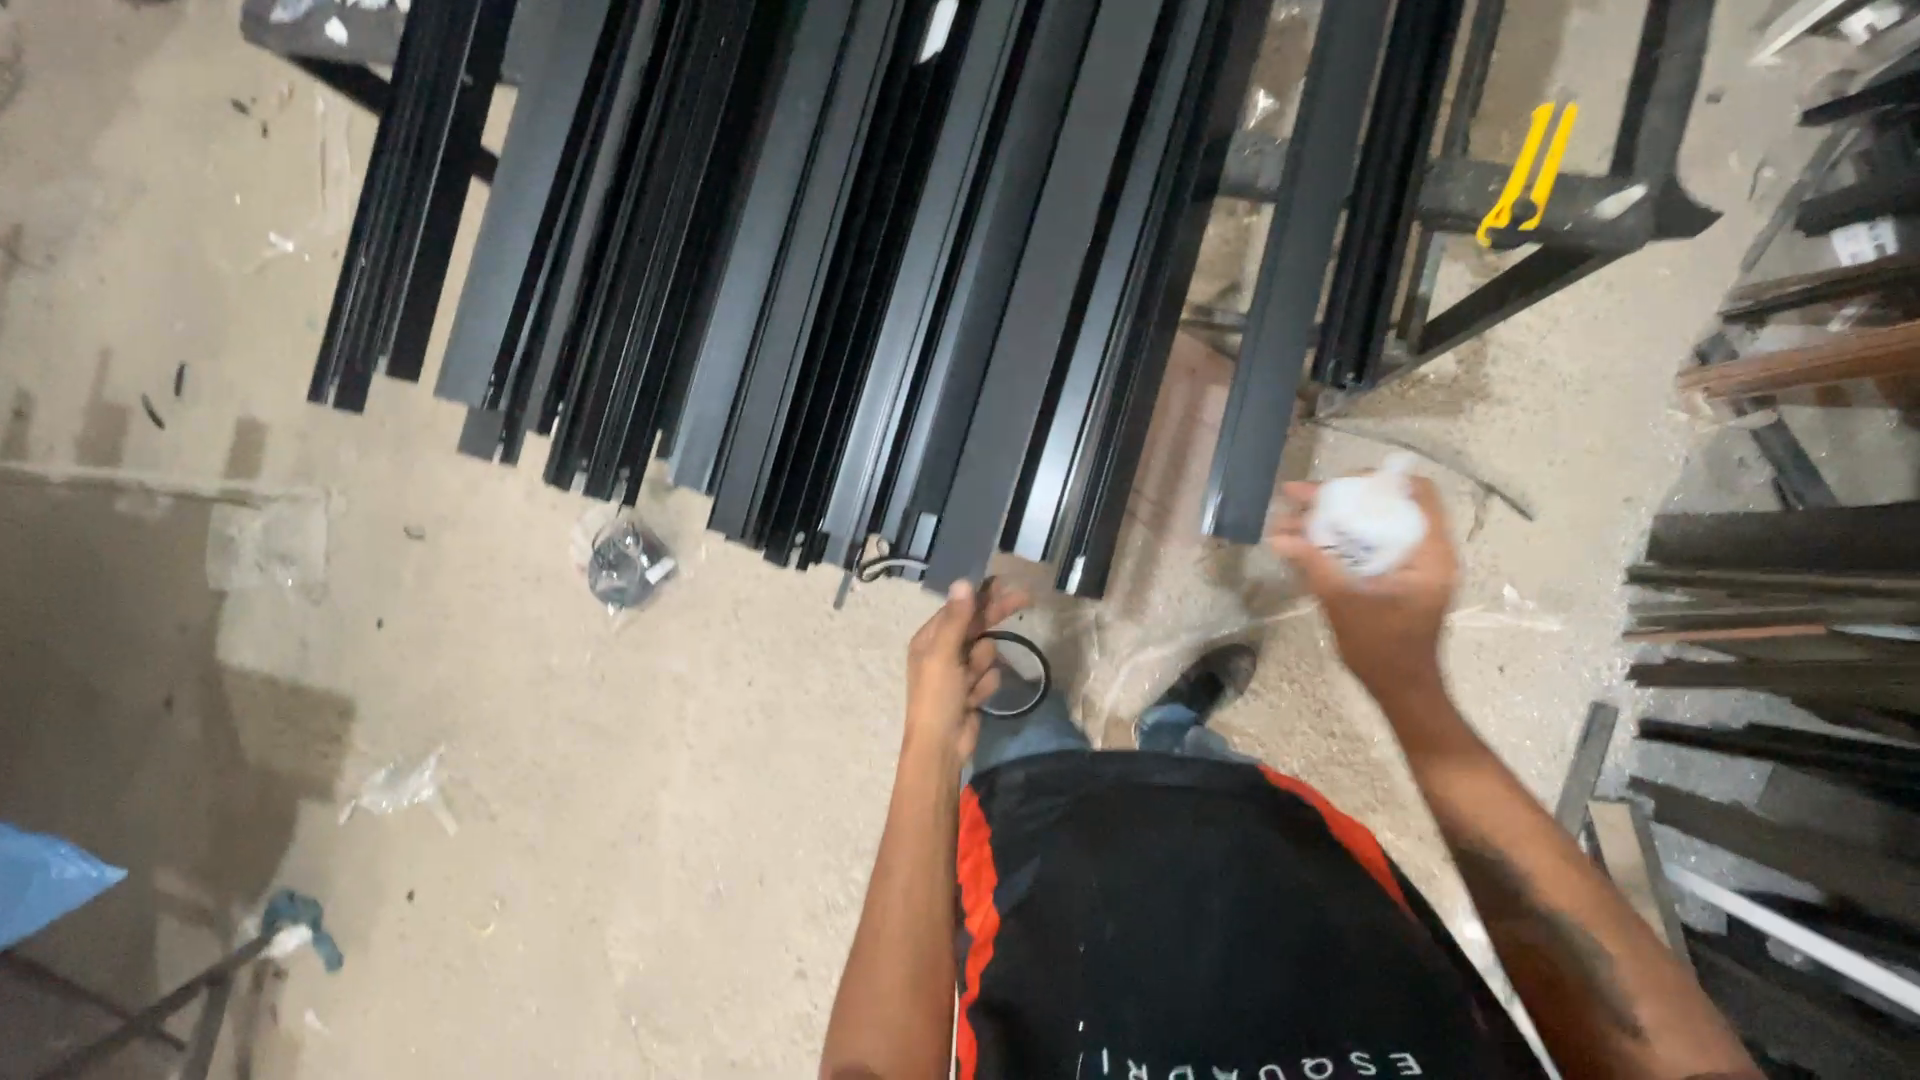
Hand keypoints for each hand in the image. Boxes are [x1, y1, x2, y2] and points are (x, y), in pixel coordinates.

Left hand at [904, 579, 1031, 759]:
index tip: (1005, 584)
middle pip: (976, 626)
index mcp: (929, 639)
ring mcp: (958, 671)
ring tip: (969, 684)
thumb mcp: (944, 654)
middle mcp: (942, 651)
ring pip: (986, 652)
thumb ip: (956, 619)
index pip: (959, 608)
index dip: (982, 596)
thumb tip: (963, 582)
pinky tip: (973, 700)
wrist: (942, 746)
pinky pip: (990, 675)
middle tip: (1026, 599)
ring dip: (983, 666)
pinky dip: (984, 687)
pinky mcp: (972, 690)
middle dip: (995, 617)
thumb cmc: (937, 697)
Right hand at [1268, 475, 1456, 705]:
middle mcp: (1427, 552)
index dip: (1376, 482)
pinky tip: (1307, 540)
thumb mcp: (1344, 602)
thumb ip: (1314, 564)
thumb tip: (1278, 536)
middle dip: (1341, 499)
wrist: (1401, 689)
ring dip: (1335, 519)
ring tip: (1292, 518)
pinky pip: (1370, 545)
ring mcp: (1413, 565)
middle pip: (1387, 505)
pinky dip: (1341, 539)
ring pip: (1375, 524)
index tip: (1336, 486)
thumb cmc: (1383, 649)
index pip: (1415, 493)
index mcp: (1430, 553)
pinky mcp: (1398, 578)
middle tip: (1299, 498)